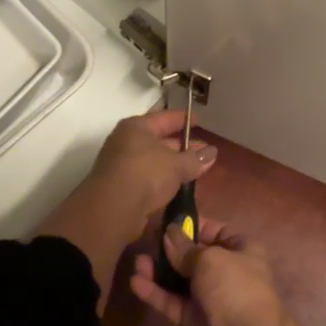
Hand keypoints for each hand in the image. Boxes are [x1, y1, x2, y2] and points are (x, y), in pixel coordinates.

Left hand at [36, 110, 215, 306]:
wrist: (114, 207)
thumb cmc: (146, 173)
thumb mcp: (176, 164)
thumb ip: (195, 159)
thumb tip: (212, 152)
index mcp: (136, 127)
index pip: (164, 118)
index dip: (183, 119)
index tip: (200, 120)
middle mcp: (126, 142)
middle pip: (159, 140)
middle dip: (182, 147)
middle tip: (204, 152)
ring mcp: (122, 165)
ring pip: (155, 162)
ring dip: (174, 166)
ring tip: (197, 171)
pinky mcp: (122, 187)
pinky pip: (149, 179)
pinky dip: (164, 181)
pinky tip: (180, 187)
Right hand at [131, 217, 288, 325]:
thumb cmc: (234, 286)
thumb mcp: (209, 259)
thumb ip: (184, 247)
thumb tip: (169, 232)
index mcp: (241, 249)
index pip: (215, 230)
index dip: (191, 225)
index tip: (166, 221)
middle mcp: (227, 271)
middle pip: (193, 256)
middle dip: (170, 249)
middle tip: (146, 242)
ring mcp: (210, 297)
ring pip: (180, 280)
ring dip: (159, 271)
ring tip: (138, 263)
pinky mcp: (195, 320)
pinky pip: (173, 302)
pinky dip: (156, 293)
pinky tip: (137, 283)